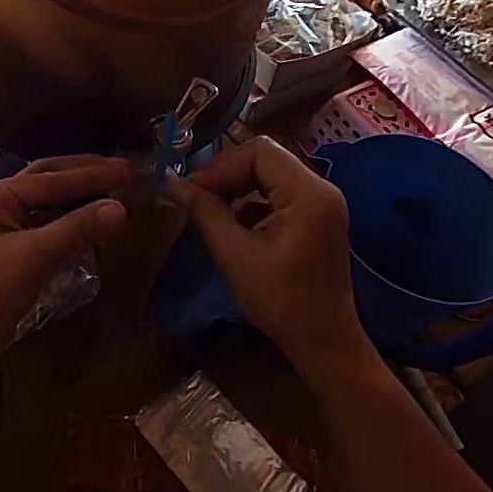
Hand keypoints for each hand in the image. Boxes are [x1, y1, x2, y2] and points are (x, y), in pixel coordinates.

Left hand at [0, 155, 131, 375]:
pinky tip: (91, 225)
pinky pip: (43, 230)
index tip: (129, 168)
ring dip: (78, 200)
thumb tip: (120, 208)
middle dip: (84, 176)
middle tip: (123, 169)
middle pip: (45, 182)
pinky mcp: (6, 256)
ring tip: (113, 191)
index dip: (92, 174)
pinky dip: (69, 225)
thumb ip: (77, 229)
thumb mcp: (33, 257)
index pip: (49, 178)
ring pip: (45, 206)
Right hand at [163, 138, 371, 371]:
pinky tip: (229, 223)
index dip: (219, 166)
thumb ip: (204, 211)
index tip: (191, 190)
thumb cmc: (280, 301)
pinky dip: (249, 201)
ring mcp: (320, 202)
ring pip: (268, 174)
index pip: (258, 151)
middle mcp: (321, 188)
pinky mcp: (314, 217)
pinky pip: (277, 193)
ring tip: (207, 209)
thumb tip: (171, 182)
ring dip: (235, 187)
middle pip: (264, 158)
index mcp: (309, 193)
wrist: (321, 340)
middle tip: (194, 197)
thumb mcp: (234, 254)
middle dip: (225, 174)